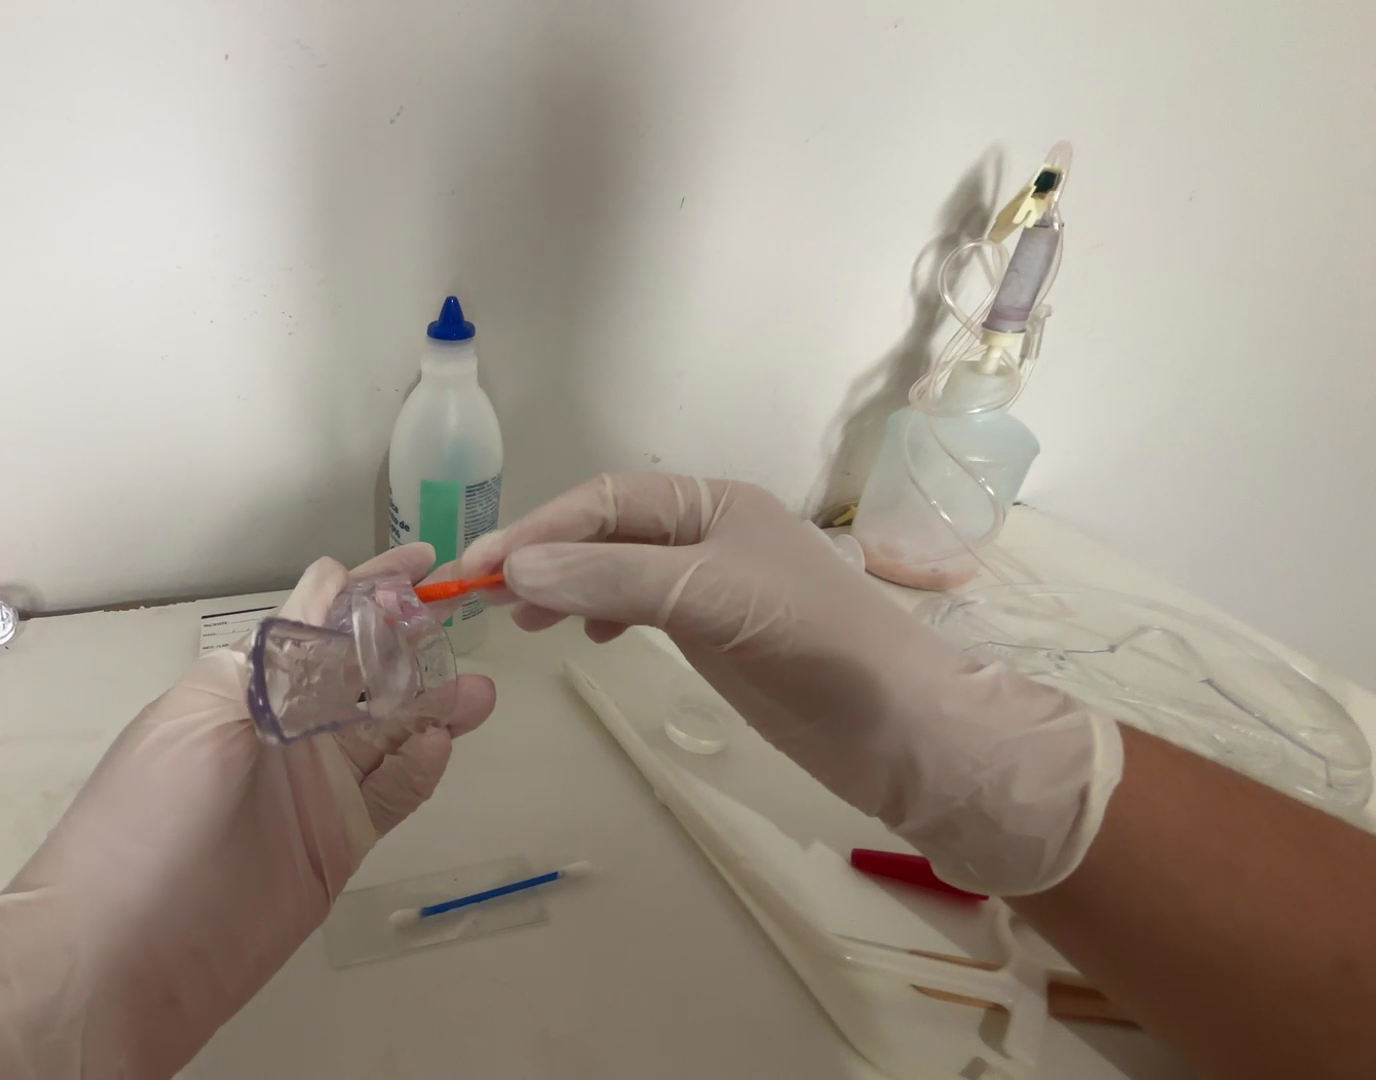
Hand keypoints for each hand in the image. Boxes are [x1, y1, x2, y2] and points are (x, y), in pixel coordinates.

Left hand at [0, 544, 495, 1079]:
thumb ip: (280, 654)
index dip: (371, 587)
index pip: (322, 619)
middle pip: (367, 671)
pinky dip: (420, 768)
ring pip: (392, 729)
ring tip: (477, 692)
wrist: (122, 958)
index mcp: (254, 684)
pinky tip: (440, 747)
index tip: (422, 563)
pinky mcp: (340, 837)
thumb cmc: (153, 813)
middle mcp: (293, 726)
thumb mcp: (208, 714)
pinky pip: (393, 792)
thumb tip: (328, 578)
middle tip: (460, 619)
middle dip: (413, 641)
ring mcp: (319, 784)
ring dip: (434, 705)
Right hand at [462, 473, 1120, 894]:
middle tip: (486, 593)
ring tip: (523, 618)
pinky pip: (635, 603)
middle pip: (602, 532)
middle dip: (544, 557)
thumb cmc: (813, 646)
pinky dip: (598, 611)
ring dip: (564, 585)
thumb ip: (610, 579)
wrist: (902, 730)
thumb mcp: (706, 598)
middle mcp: (702, 533)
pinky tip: (584, 632)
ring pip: (613, 568)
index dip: (538, 530)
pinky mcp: (708, 624)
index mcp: (709, 504)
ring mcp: (705, 580)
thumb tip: (518, 570)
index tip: (481, 565)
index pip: (603, 503)